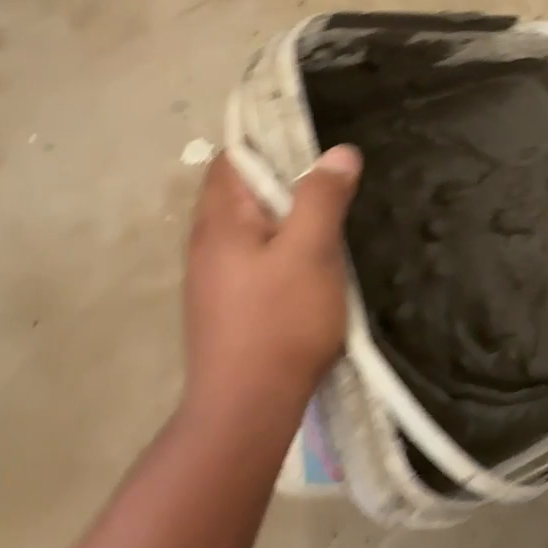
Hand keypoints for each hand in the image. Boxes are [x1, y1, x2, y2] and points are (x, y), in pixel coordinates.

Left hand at [183, 147, 360, 413]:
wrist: (247, 408)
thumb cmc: (281, 322)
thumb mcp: (311, 251)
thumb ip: (322, 197)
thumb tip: (338, 152)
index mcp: (220, 222)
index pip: (233, 159)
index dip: (268, 140)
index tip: (313, 138)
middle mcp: (209, 244)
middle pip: (243, 191)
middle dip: (287, 178)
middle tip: (336, 178)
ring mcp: (216, 279)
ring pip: (253, 227)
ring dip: (289, 215)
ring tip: (333, 217)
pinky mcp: (231, 306)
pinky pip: (258, 256)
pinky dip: (286, 245)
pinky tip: (315, 263)